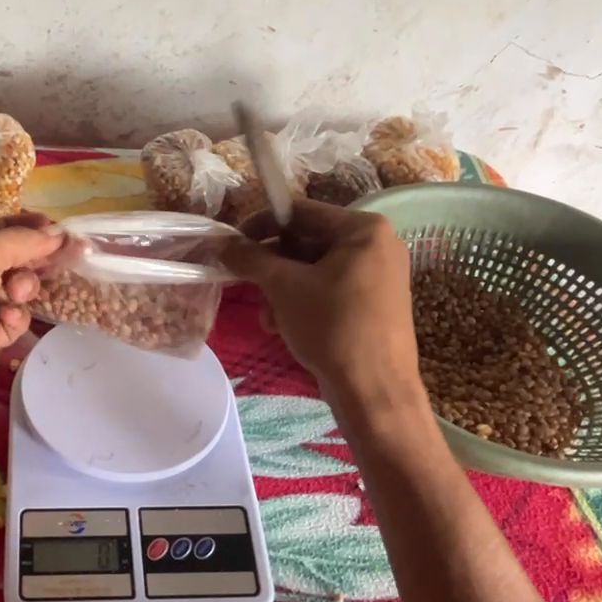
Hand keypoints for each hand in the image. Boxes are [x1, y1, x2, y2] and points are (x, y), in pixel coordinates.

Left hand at [0, 215, 64, 416]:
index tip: (57, 230)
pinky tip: (9, 319)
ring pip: (12, 290)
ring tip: (18, 295)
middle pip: (6, 259)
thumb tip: (57, 234)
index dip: (24, 226)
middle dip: (29, 260)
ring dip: (22, 288)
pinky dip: (15, 318)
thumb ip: (21, 240)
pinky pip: (10, 320)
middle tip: (55, 262)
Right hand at [222, 200, 424, 408]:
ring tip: (269, 318)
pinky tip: (285, 326)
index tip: (233, 246)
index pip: (300, 211)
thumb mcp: (283, 287)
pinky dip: (302, 301)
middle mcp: (377, 245)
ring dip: (282, 289)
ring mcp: (379, 275)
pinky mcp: (375, 303)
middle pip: (307, 241)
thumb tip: (222, 244)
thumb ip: (250, 258)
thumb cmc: (332, 327)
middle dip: (272, 266)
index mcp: (364, 229)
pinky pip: (329, 288)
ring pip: (314, 268)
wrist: (374, 390)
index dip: (260, 225)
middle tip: (248, 286)